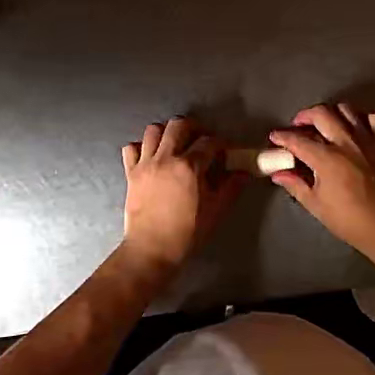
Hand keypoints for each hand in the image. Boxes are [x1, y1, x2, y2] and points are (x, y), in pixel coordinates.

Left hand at [119, 117, 242, 271]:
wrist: (152, 249)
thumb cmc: (187, 232)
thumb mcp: (215, 210)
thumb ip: (231, 187)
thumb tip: (244, 173)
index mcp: (189, 166)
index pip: (209, 142)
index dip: (220, 143)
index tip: (224, 150)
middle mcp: (166, 158)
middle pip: (179, 125)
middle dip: (193, 127)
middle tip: (200, 138)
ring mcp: (145, 163)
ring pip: (153, 130)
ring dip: (166, 132)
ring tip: (175, 143)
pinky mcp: (130, 173)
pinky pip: (132, 148)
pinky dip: (141, 147)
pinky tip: (150, 156)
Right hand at [268, 104, 374, 255]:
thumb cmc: (349, 219)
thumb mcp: (316, 205)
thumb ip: (296, 185)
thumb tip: (279, 174)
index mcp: (326, 158)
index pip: (298, 140)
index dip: (282, 137)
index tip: (274, 138)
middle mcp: (345, 142)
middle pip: (321, 113)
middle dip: (304, 115)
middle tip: (297, 126)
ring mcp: (365, 141)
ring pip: (346, 110)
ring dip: (330, 112)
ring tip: (322, 124)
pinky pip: (370, 119)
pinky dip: (358, 117)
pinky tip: (350, 127)